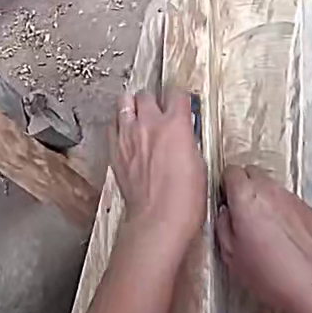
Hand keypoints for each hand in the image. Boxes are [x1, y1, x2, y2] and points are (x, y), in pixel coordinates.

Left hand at [114, 90, 205, 256]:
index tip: (181, 103)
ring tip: (138, 116)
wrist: (158, 218)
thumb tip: (183, 133)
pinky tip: (126, 134)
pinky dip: (119, 125)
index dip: (180, 98)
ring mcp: (128, 134)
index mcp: (175, 125)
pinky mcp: (114, 148)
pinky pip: (112, 125)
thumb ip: (187, 140)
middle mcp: (149, 124)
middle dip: (153, 100)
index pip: (176, 94)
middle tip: (158, 111)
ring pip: (123, 102)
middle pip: (145, 94)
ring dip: (132, 107)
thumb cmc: (185, 198)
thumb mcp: (199, 163)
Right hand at [216, 165, 311, 312]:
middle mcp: (270, 191)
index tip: (226, 200)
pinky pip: (293, 205)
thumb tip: (225, 214)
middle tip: (244, 212)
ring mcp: (294, 200)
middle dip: (246, 187)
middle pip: (253, 173)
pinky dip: (287, 214)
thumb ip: (222, 223)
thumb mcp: (229, 252)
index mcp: (245, 195)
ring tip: (267, 230)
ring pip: (273, 189)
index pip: (230, 171)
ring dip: (267, 201)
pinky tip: (287, 239)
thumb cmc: (270, 273)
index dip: (226, 185)